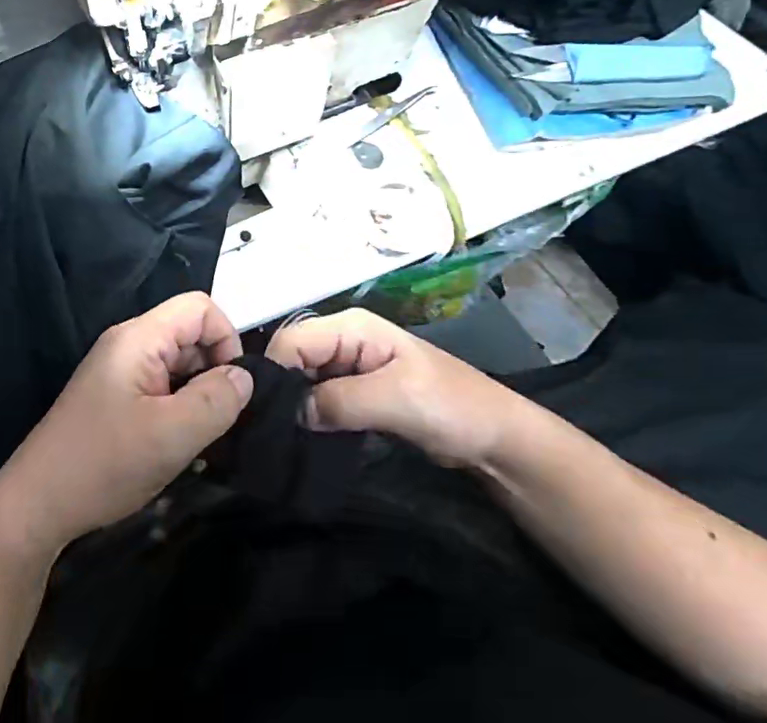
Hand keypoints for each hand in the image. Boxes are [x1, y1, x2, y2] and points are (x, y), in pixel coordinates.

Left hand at [0, 292, 252, 553]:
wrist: (37, 504)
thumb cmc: (104, 464)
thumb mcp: (173, 435)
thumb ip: (217, 400)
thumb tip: (245, 377)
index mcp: (138, 339)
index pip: (200, 307)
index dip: (227, 339)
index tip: (234, 387)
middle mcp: (128, 345)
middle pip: (190, 334)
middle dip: (215, 370)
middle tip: (221, 420)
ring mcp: (120, 371)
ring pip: (179, 364)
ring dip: (199, 395)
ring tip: (203, 437)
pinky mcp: (116, 397)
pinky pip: (162, 387)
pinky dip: (181, 408)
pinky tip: (181, 444)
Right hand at [265, 308, 533, 468]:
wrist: (495, 437)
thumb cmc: (452, 407)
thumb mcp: (396, 400)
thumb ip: (339, 401)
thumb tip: (291, 414)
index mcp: (350, 327)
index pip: (290, 341)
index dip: (276, 374)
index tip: (271, 416)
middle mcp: (342, 340)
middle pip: (290, 357)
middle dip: (279, 391)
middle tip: (272, 433)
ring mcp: (347, 366)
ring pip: (299, 380)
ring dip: (292, 407)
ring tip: (283, 440)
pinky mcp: (352, 392)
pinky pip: (316, 398)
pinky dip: (307, 417)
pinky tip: (302, 439)